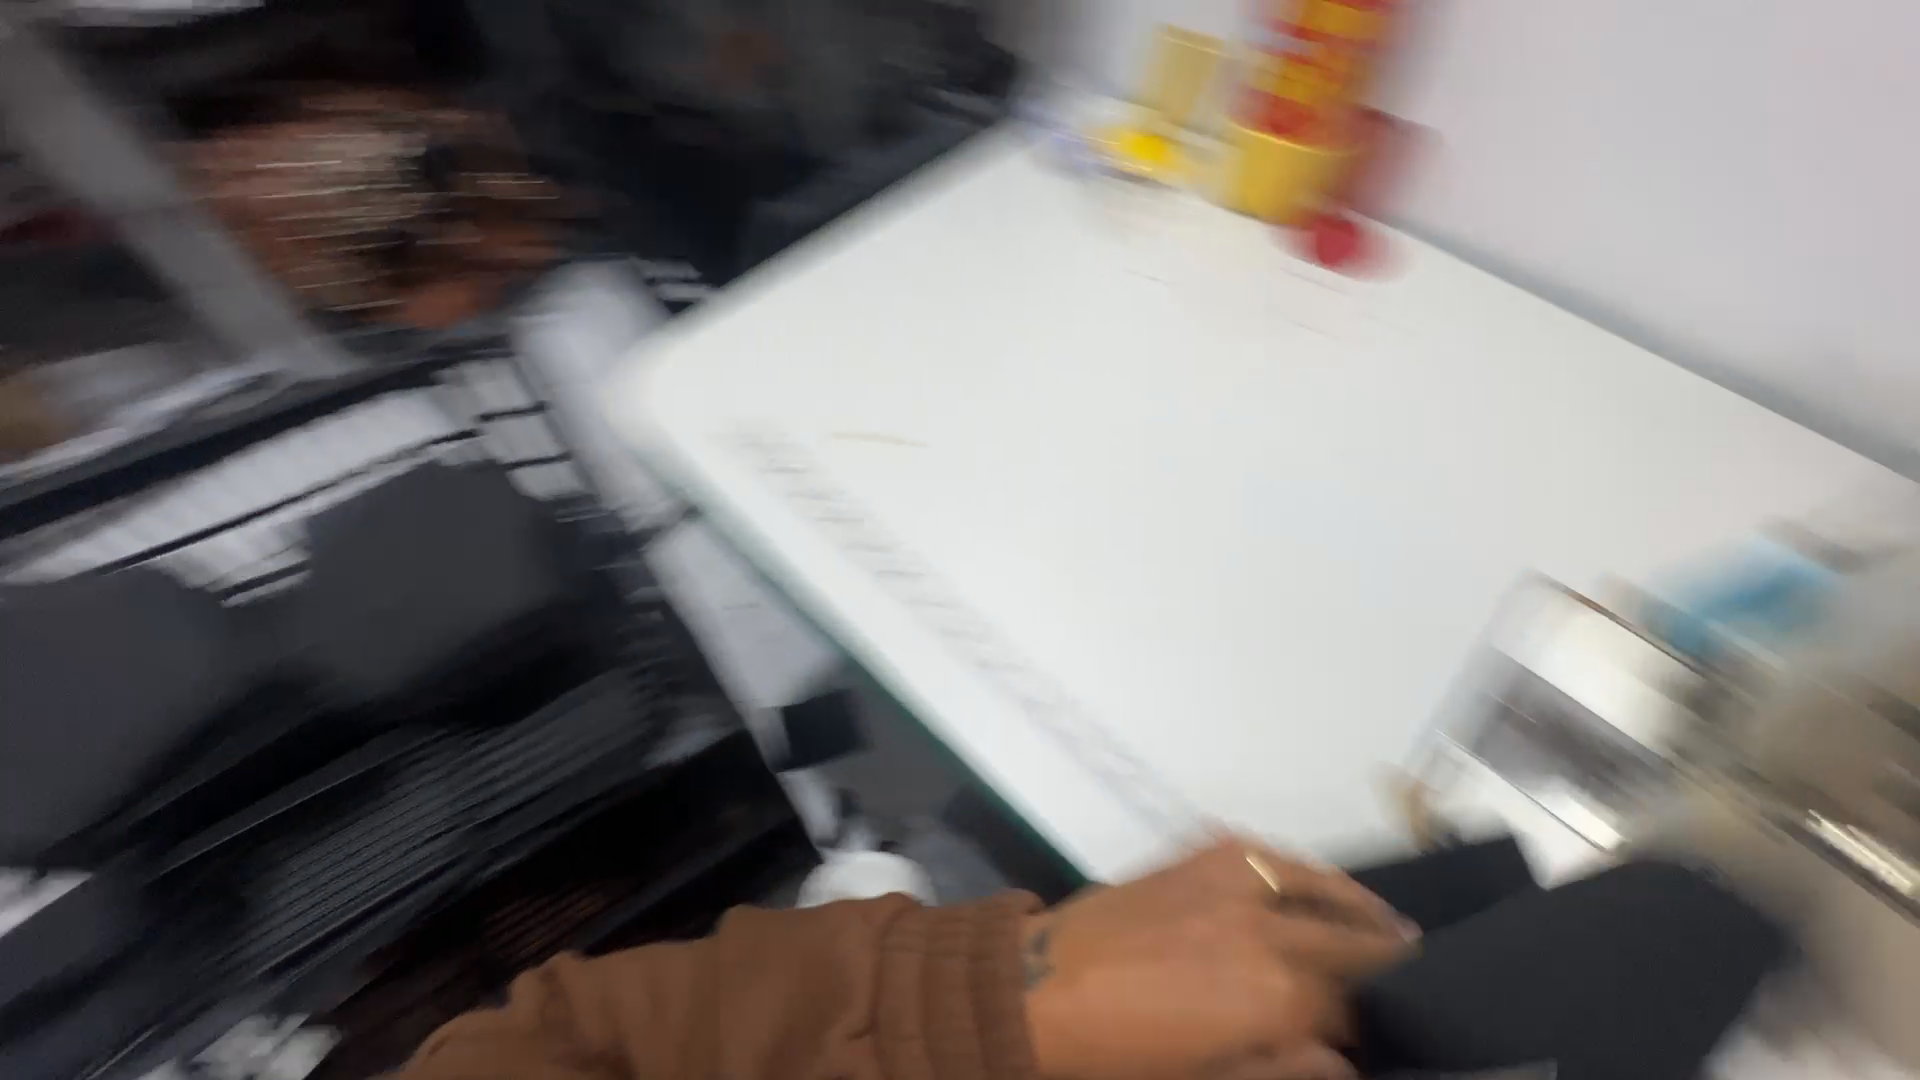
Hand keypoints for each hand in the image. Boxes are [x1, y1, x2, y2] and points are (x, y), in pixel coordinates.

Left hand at [1022, 838, 1415, 1079]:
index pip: (1346, 1007)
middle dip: (1380, 960)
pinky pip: (1264, 853)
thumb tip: (1342, 1061)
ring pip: (1314, 882)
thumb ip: (1286, 1068)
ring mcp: (1228, 879)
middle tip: (1415, 969)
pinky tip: (1314, 883)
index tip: (1374, 1033)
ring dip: (1355, 905)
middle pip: (1343, 941)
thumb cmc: (1124, 1055)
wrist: (1041, 987)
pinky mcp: (1196, 853)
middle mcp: (1262, 926)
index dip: (1364, 1025)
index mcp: (1273, 995)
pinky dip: (1299, 869)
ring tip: (1389, 924)